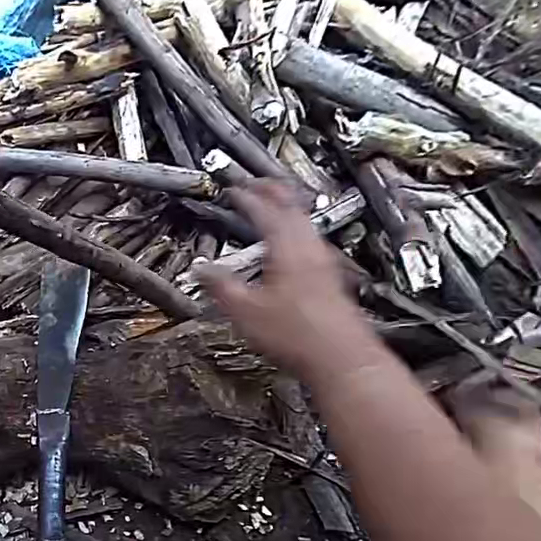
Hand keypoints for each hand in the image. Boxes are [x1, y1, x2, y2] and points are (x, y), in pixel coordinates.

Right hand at [196, 178, 378, 380]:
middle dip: (274, 191)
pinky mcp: (330, 277)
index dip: (249, 198)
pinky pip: (311, 239)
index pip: (266, 213)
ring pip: (305, 222)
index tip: (235, 189)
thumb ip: (220, 285)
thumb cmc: (296, 335)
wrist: (340, 358)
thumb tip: (201, 270)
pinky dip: (296, 229)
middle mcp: (310, 250)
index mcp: (287, 251)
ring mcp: (324, 263)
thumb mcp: (244, 310)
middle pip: (293, 208)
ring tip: (275, 202)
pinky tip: (292, 242)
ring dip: (287, 208)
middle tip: (258, 182)